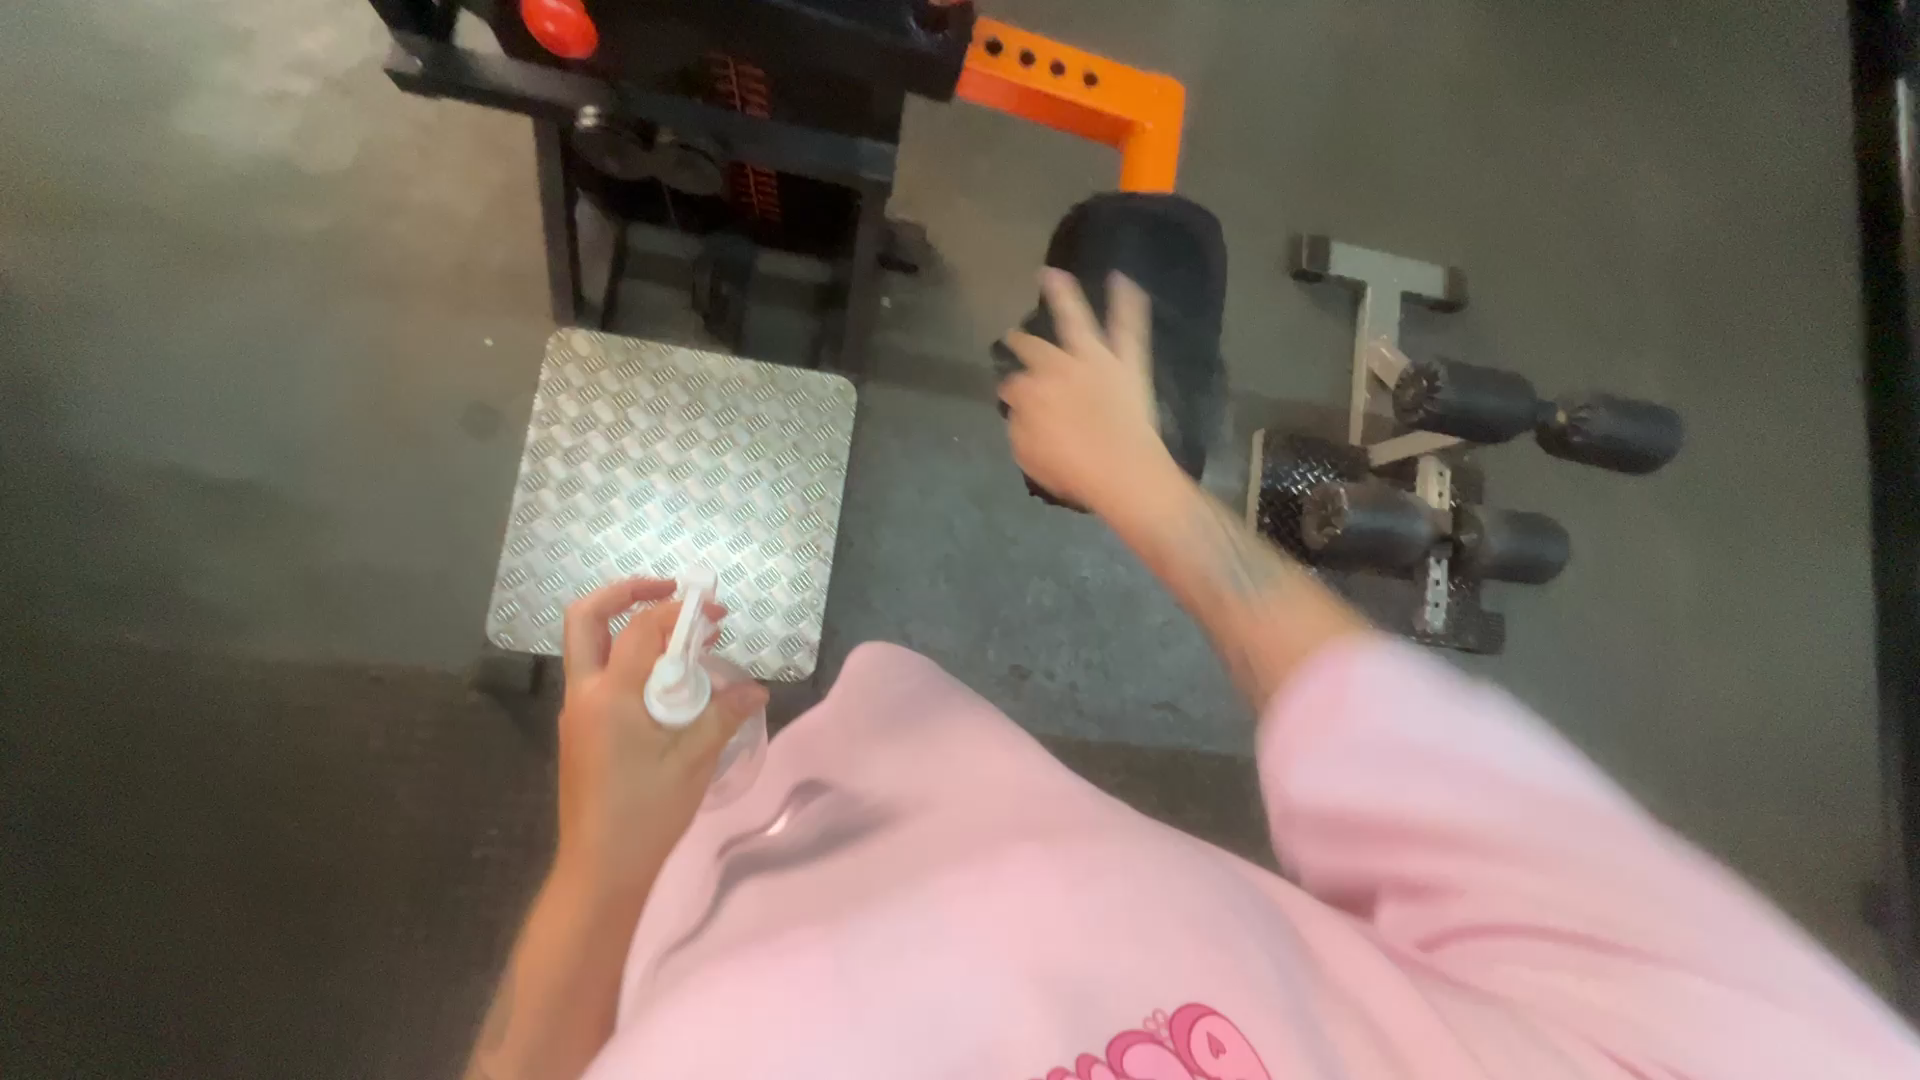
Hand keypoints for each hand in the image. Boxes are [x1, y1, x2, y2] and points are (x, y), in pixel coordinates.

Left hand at [552, 577, 768, 901]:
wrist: (600, 868)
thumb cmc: (646, 812)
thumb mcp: (694, 760)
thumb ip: (723, 715)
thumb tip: (757, 691)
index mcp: (610, 696)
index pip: (640, 630)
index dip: (678, 612)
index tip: (715, 615)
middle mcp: (584, 695)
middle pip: (586, 620)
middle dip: (625, 593)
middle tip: (669, 592)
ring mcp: (578, 713)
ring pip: (589, 647)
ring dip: (628, 627)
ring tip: (680, 637)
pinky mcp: (582, 731)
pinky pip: (601, 676)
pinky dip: (630, 660)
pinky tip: (668, 683)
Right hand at [998, 269, 1174, 513]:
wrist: (1125, 473)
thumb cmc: (1074, 474)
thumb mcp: (1029, 457)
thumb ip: (1019, 428)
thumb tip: (1018, 412)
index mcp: (1030, 392)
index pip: (1012, 385)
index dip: (1011, 391)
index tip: (1011, 397)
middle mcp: (1057, 367)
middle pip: (1033, 349)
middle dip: (1020, 343)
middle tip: (1013, 339)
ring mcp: (1094, 359)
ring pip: (1075, 319)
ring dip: (1062, 295)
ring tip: (1052, 274)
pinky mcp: (1127, 362)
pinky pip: (1128, 327)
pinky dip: (1126, 302)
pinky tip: (1123, 278)